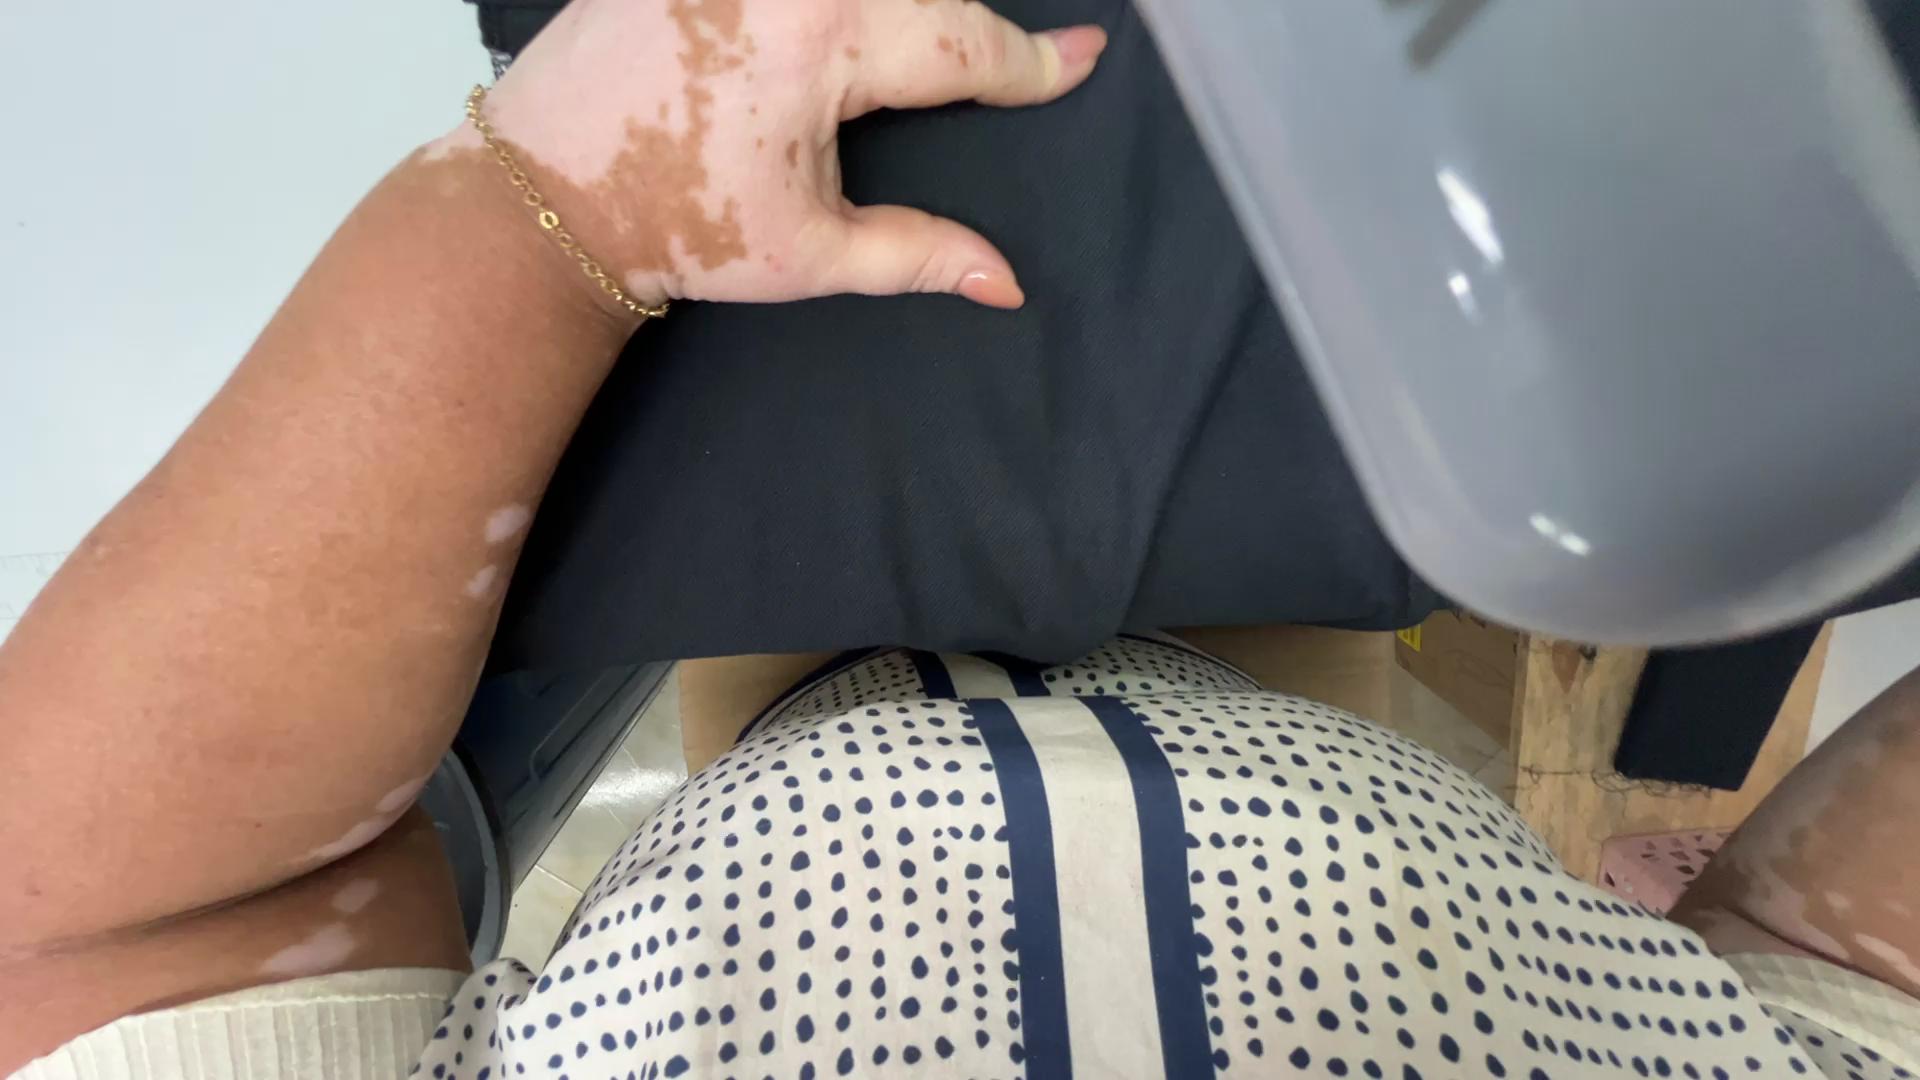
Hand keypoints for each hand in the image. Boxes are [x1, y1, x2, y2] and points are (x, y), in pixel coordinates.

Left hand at [443, 0, 1106, 310]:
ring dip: (918, 6)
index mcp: (821, 39)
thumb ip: (920, 256)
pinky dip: (862, 0)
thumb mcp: (817, 255)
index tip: (1083, 57)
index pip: (960, 43)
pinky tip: (870, 24)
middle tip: (1021, 60)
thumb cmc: (688, 231)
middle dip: (977, 27)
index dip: (1028, 62)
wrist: (559, 193)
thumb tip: (1004, 283)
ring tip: (952, 48)